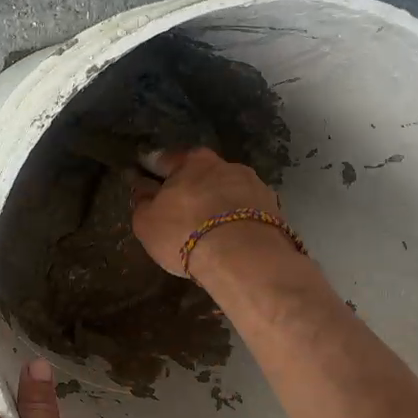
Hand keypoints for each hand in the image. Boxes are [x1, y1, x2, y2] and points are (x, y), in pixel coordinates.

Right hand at [130, 147, 288, 277]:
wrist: (245, 258)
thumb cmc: (185, 232)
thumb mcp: (147, 222)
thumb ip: (142, 202)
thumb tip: (143, 189)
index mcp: (191, 161)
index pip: (164, 159)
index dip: (151, 169)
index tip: (143, 177)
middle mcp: (225, 165)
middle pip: (201, 174)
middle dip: (190, 187)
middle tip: (179, 208)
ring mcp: (254, 185)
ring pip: (226, 191)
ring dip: (216, 203)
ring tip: (207, 228)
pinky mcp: (274, 209)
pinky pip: (246, 211)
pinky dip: (236, 220)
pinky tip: (229, 238)